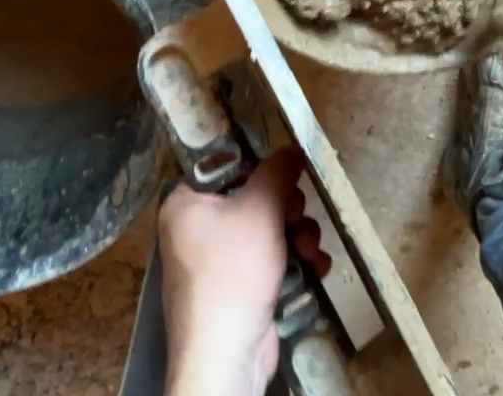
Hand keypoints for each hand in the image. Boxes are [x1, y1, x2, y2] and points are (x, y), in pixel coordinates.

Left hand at [158, 151, 327, 395]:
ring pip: (270, 230)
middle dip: (289, 208)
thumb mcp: (260, 208)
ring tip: (310, 250)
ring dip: (300, 235)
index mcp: (187, 203)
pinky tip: (314, 268)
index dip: (260, 166)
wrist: (226, 354)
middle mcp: (198, 229)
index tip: (286, 174)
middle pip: (255, 198)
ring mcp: (219, 262)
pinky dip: (295, 261)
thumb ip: (278, 171)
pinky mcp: (240, 289)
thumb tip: (291, 148)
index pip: (226, 166)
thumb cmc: (234, 270)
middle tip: (298, 217)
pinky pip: (272, 260)